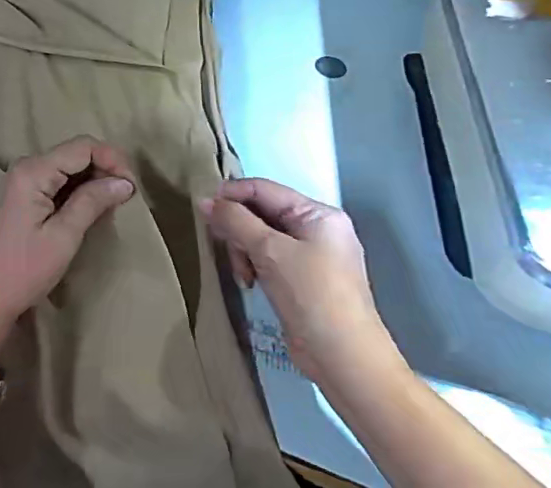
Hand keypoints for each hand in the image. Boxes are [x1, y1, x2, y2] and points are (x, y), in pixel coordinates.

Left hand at [0, 136, 138, 342]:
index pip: (82, 146)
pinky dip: (79, 189)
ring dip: (94, 179)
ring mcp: (22, 179)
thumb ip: (92, 202)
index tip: (133, 187)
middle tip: (127, 197)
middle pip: (75, 152)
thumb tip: (124, 182)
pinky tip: (93, 208)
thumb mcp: (63, 237)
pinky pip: (57, 180)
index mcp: (33, 170)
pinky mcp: (23, 195)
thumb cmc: (23, 270)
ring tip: (114, 203)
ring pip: (68, 166)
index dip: (112, 159)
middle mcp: (26, 166)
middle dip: (105, 168)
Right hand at [200, 179, 385, 380]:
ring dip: (245, 251)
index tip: (204, 209)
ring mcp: (313, 256)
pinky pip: (270, 258)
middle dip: (239, 229)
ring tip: (243, 276)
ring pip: (262, 237)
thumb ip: (234, 220)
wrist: (345, 361)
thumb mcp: (269, 250)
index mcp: (318, 214)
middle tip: (223, 248)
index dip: (232, 195)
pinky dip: (255, 265)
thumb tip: (204, 200)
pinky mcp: (305, 280)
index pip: (264, 189)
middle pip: (262, 212)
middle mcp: (318, 229)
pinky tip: (250, 282)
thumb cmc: (311, 295)